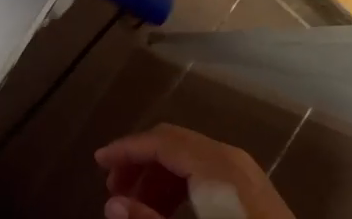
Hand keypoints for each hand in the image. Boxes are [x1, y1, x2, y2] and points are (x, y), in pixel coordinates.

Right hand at [95, 124, 296, 218]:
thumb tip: (112, 204)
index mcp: (214, 165)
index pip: (160, 140)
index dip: (125, 148)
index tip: (97, 162)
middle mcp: (229, 157)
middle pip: (174, 143)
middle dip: (140, 162)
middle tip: (114, 190)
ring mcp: (245, 171)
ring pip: (190, 157)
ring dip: (159, 176)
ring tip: (137, 207)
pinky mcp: (254, 189)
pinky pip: (207, 171)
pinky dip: (182, 184)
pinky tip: (169, 210)